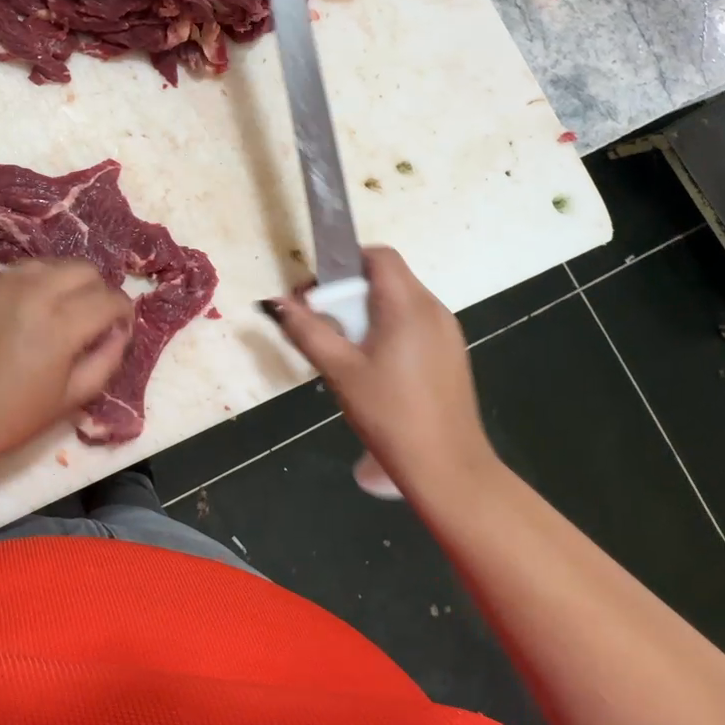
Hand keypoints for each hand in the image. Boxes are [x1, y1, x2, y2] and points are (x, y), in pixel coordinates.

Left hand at [0, 260, 132, 465]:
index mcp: (61, 323)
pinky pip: (18, 272)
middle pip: (83, 269)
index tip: (120, 327)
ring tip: (60, 312)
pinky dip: (34, 285)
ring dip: (65, 282)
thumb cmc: (8, 418)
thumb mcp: (70, 398)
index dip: (124, 312)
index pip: (109, 298)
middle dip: (97, 290)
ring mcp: (1, 284)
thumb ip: (106, 359)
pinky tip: (27, 313)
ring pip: (50, 264)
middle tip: (92, 319)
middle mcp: (33, 291)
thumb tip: (118, 331)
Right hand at [264, 247, 496, 496]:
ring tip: (340, 347)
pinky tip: (369, 366)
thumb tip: (275, 302)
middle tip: (318, 322)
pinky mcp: (450, 354)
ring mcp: (446, 333)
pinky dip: (385, 329)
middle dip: (347, 292)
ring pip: (398, 302)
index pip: (379, 256)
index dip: (344, 262)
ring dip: (364, 312)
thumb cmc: (389, 414)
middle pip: (386, 278)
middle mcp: (433, 310)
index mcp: (408, 306)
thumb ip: (306, 330)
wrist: (446, 468)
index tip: (317, 292)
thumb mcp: (338, 370)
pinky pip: (412, 324)